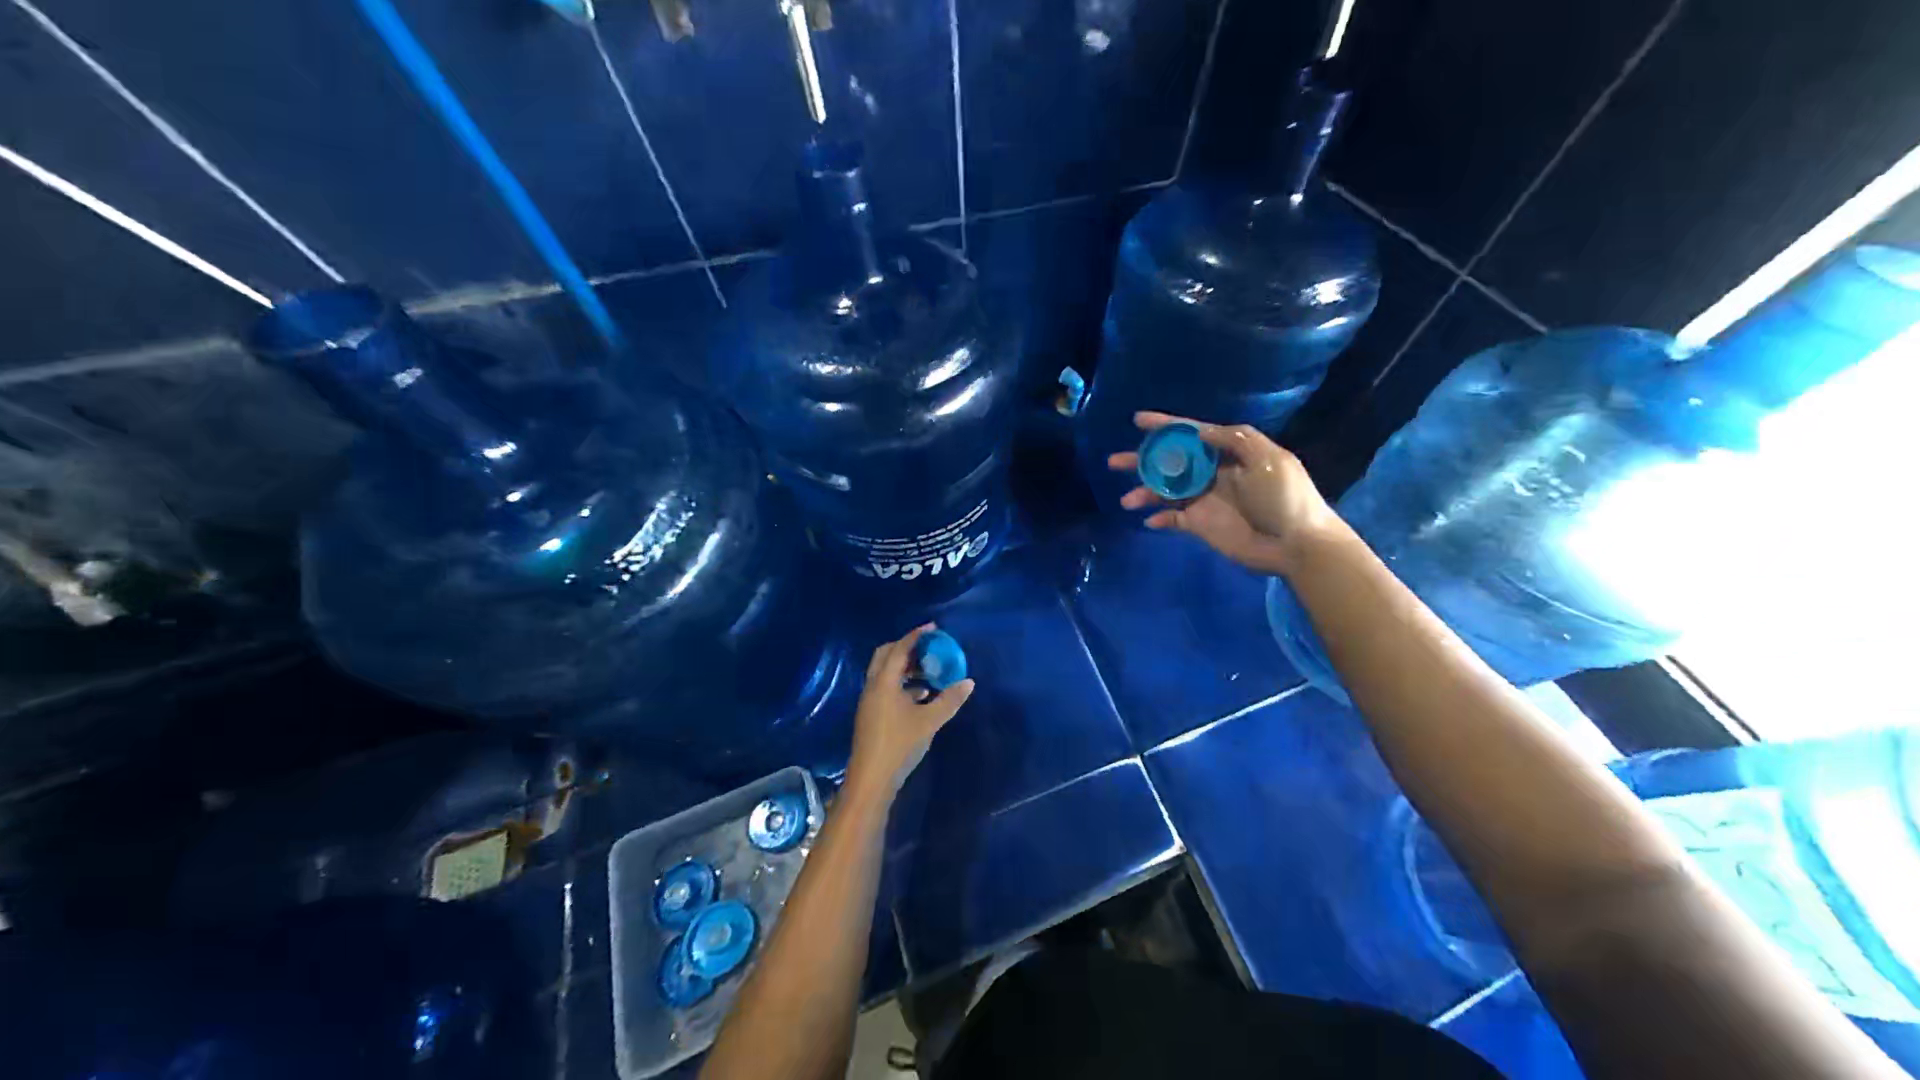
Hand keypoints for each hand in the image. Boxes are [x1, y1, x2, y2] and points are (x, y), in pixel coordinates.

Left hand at [844, 624, 975, 803]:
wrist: (871, 780)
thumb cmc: (899, 745)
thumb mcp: (929, 721)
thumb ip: (949, 700)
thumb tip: (968, 682)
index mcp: (884, 682)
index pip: (899, 649)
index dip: (916, 636)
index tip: (933, 628)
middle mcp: (872, 686)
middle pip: (886, 656)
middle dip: (906, 648)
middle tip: (928, 647)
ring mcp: (869, 701)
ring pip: (885, 673)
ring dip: (904, 668)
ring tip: (929, 671)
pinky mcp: (871, 715)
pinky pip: (886, 688)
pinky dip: (902, 684)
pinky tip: (921, 696)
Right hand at [1108, 411, 1340, 576]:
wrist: (1296, 545)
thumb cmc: (1285, 499)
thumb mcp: (1268, 460)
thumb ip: (1234, 440)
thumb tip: (1200, 431)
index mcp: (1228, 454)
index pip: (1191, 434)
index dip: (1165, 426)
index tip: (1138, 421)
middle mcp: (1212, 474)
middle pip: (1170, 462)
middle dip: (1142, 460)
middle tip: (1114, 462)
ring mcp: (1205, 500)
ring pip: (1165, 491)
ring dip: (1145, 492)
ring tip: (1127, 500)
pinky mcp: (1201, 525)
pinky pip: (1173, 519)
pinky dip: (1159, 518)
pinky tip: (1150, 520)